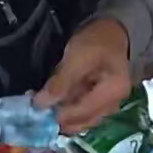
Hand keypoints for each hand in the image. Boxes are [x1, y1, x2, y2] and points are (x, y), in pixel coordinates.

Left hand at [37, 17, 131, 134]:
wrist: (110, 31)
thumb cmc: (96, 41)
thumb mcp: (77, 58)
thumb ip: (60, 83)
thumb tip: (40, 104)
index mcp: (114, 91)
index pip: (84, 111)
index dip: (60, 114)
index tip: (38, 112)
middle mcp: (114, 104)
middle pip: (84, 121)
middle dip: (61, 120)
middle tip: (38, 115)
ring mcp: (108, 105)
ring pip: (82, 120)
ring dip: (63, 118)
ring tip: (43, 109)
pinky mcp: (99, 102)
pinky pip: (82, 113)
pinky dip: (67, 111)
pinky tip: (53, 105)